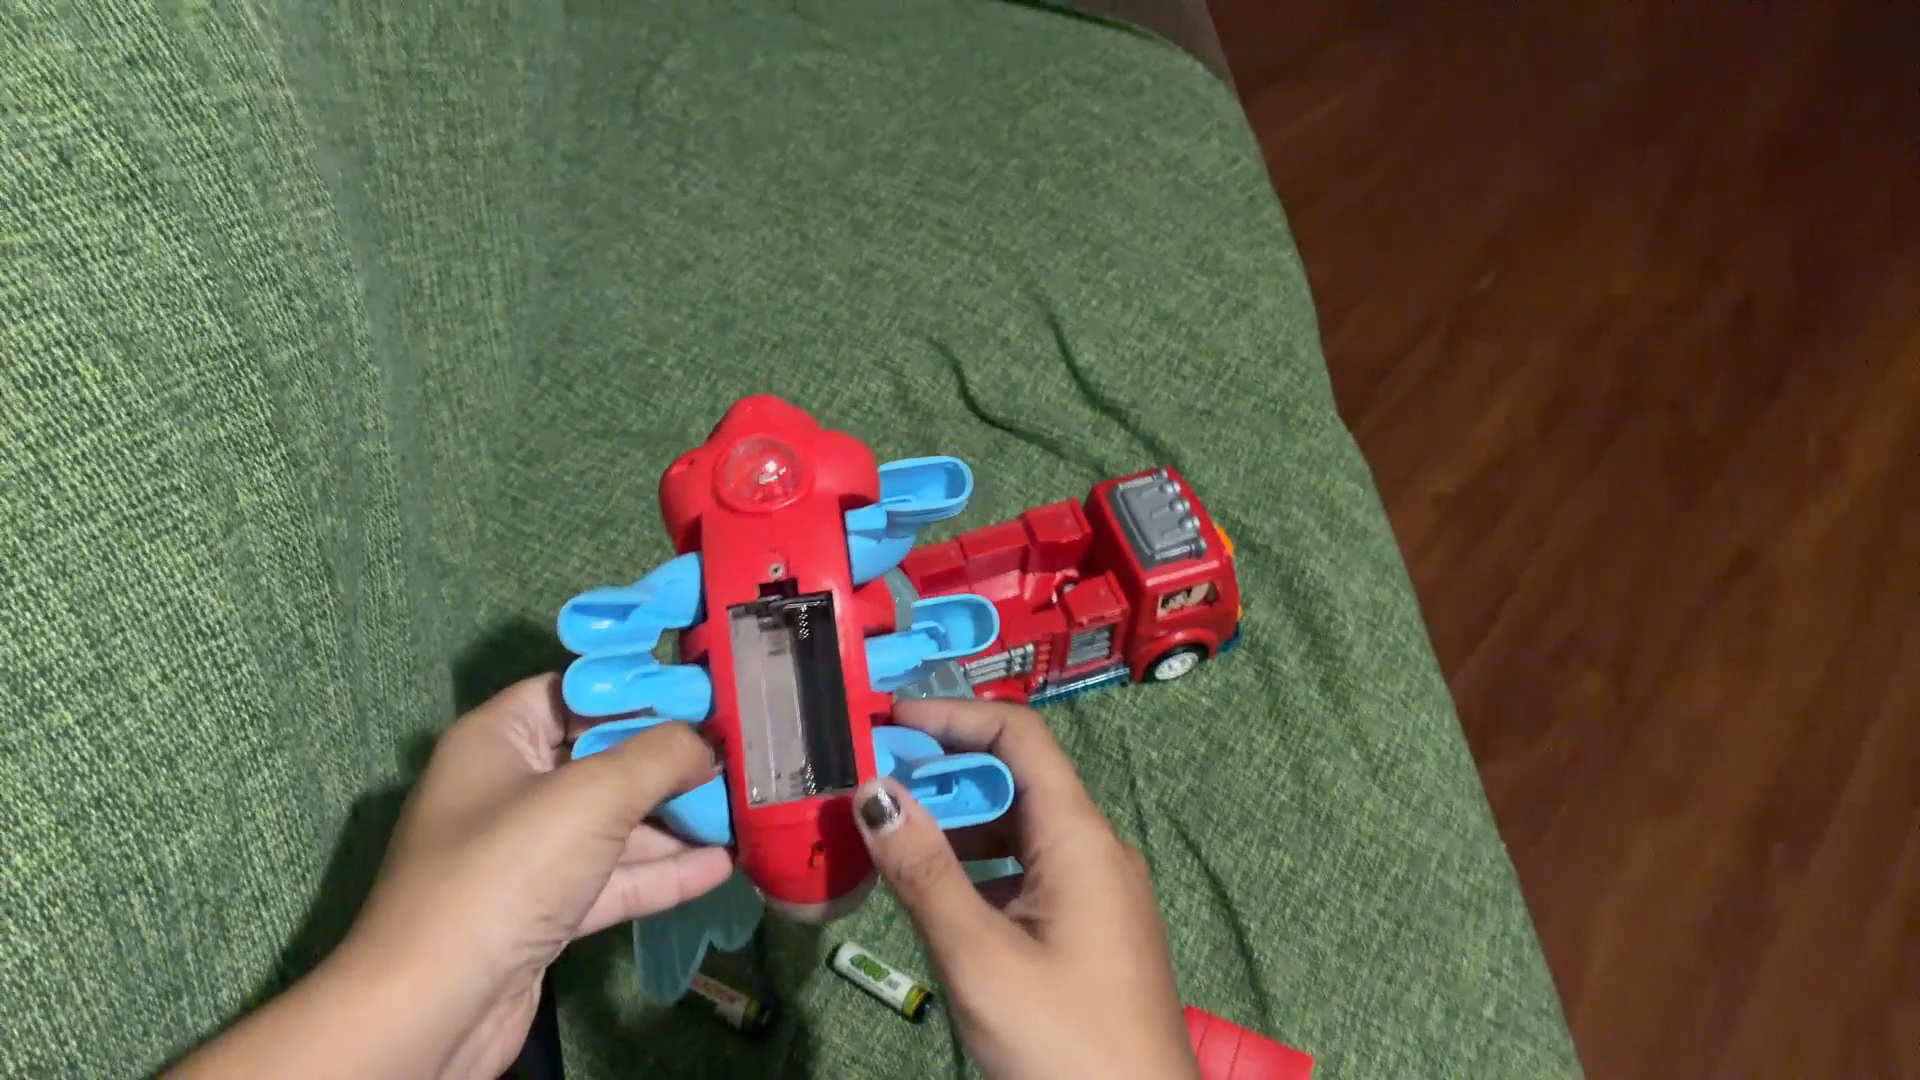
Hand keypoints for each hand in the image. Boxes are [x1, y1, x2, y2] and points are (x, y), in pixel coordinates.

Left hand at [171, 676, 732, 1079]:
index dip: (637, 687)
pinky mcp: (546, 907)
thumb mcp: (596, 793)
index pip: (576, 690)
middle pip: (605, 757)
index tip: (700, 693)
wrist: (432, 1013)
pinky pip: (614, 874)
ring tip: (741, 807)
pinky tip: (721, 863)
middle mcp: (512, 788)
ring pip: (615, 820)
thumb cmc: (508, 870)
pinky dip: (663, 870)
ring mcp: (529, 853)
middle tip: (734, 752)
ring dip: (675, 818)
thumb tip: (710, 744)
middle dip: (670, 758)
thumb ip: (664, 754)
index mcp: (500, 739)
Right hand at [852, 699, 1198, 1079]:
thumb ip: (924, 872)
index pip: (1019, 736)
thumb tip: (873, 791)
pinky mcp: (1088, 924)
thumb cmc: (1063, 1044)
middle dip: (947, 769)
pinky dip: (978, 864)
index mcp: (1079, 835)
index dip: (956, 716)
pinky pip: (1026, 869)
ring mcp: (1095, 887)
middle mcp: (1093, 845)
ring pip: (1019, 827)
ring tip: (893, 826)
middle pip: (1017, 778)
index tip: (893, 720)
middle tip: (877, 776)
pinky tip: (935, 886)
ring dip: (958, 819)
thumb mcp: (980, 959)